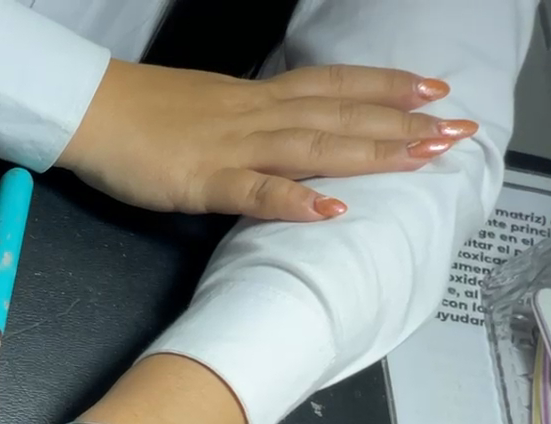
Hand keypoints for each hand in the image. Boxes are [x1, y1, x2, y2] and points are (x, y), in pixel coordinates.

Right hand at [58, 60, 475, 221]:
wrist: (93, 113)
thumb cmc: (135, 115)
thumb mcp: (196, 113)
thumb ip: (232, 125)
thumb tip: (254, 140)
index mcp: (250, 99)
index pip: (330, 87)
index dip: (383, 87)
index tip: (430, 89)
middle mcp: (253, 116)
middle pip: (338, 116)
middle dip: (401, 122)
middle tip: (457, 130)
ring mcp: (231, 148)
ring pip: (313, 146)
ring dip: (371, 152)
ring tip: (423, 157)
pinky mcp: (202, 181)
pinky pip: (255, 191)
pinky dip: (294, 200)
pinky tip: (330, 210)